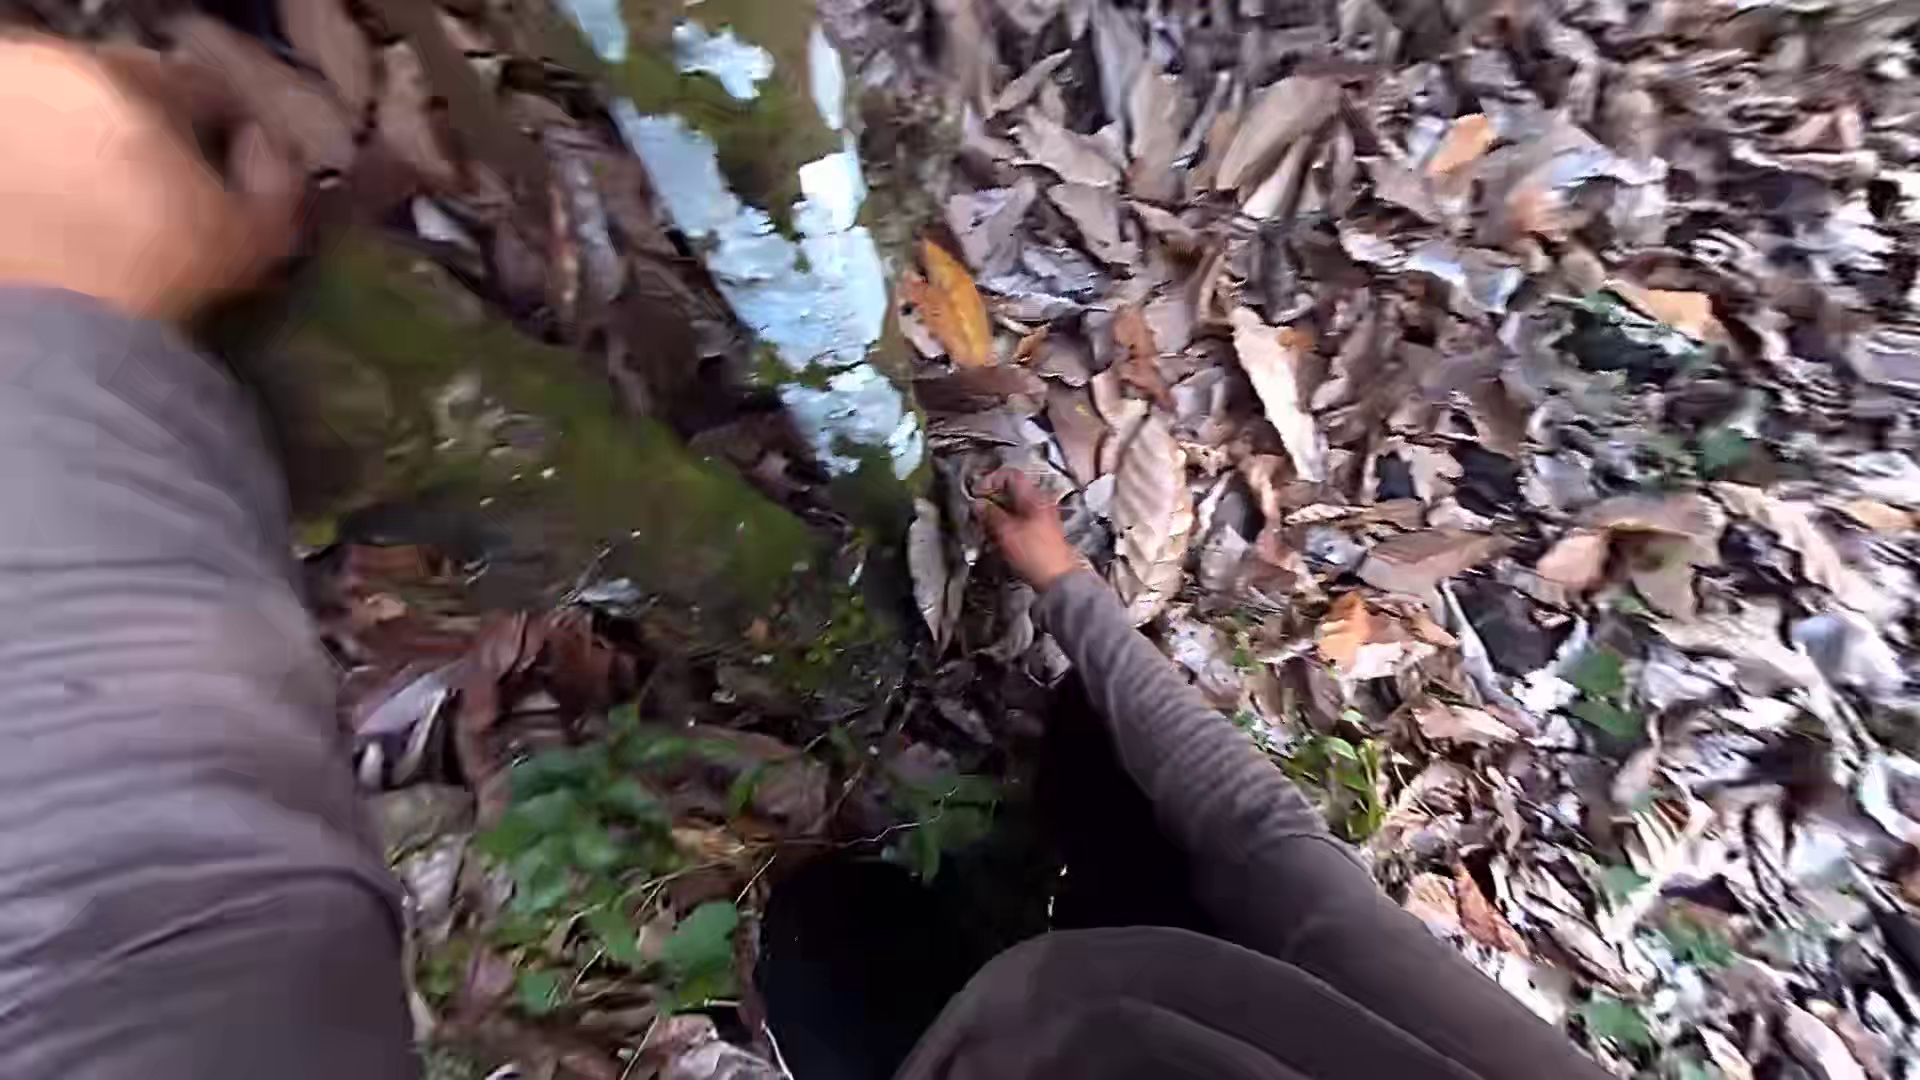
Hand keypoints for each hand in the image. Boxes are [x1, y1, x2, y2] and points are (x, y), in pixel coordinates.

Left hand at [0, 36, 299, 320]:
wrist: (60, 302)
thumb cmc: (172, 261)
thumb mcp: (264, 231)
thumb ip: (279, 177)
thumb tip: (267, 144)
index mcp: (125, 82)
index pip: (199, 82)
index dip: (234, 122)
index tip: (249, 155)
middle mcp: (42, 63)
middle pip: (126, 86)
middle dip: (158, 123)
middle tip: (183, 172)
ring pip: (72, 102)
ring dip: (102, 132)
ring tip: (126, 184)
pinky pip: (32, 126)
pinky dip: (59, 149)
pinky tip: (81, 190)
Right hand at [978, 467, 1083, 590]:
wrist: (1058, 579)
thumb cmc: (1034, 553)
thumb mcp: (1006, 532)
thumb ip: (989, 514)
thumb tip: (977, 504)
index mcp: (1033, 497)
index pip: (1010, 475)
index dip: (990, 480)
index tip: (977, 493)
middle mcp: (1040, 504)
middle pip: (1011, 492)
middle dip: (991, 500)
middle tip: (978, 513)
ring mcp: (1042, 519)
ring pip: (1013, 508)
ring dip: (996, 515)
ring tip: (985, 529)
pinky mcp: (1041, 535)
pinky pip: (1019, 523)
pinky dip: (1006, 527)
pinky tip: (997, 539)